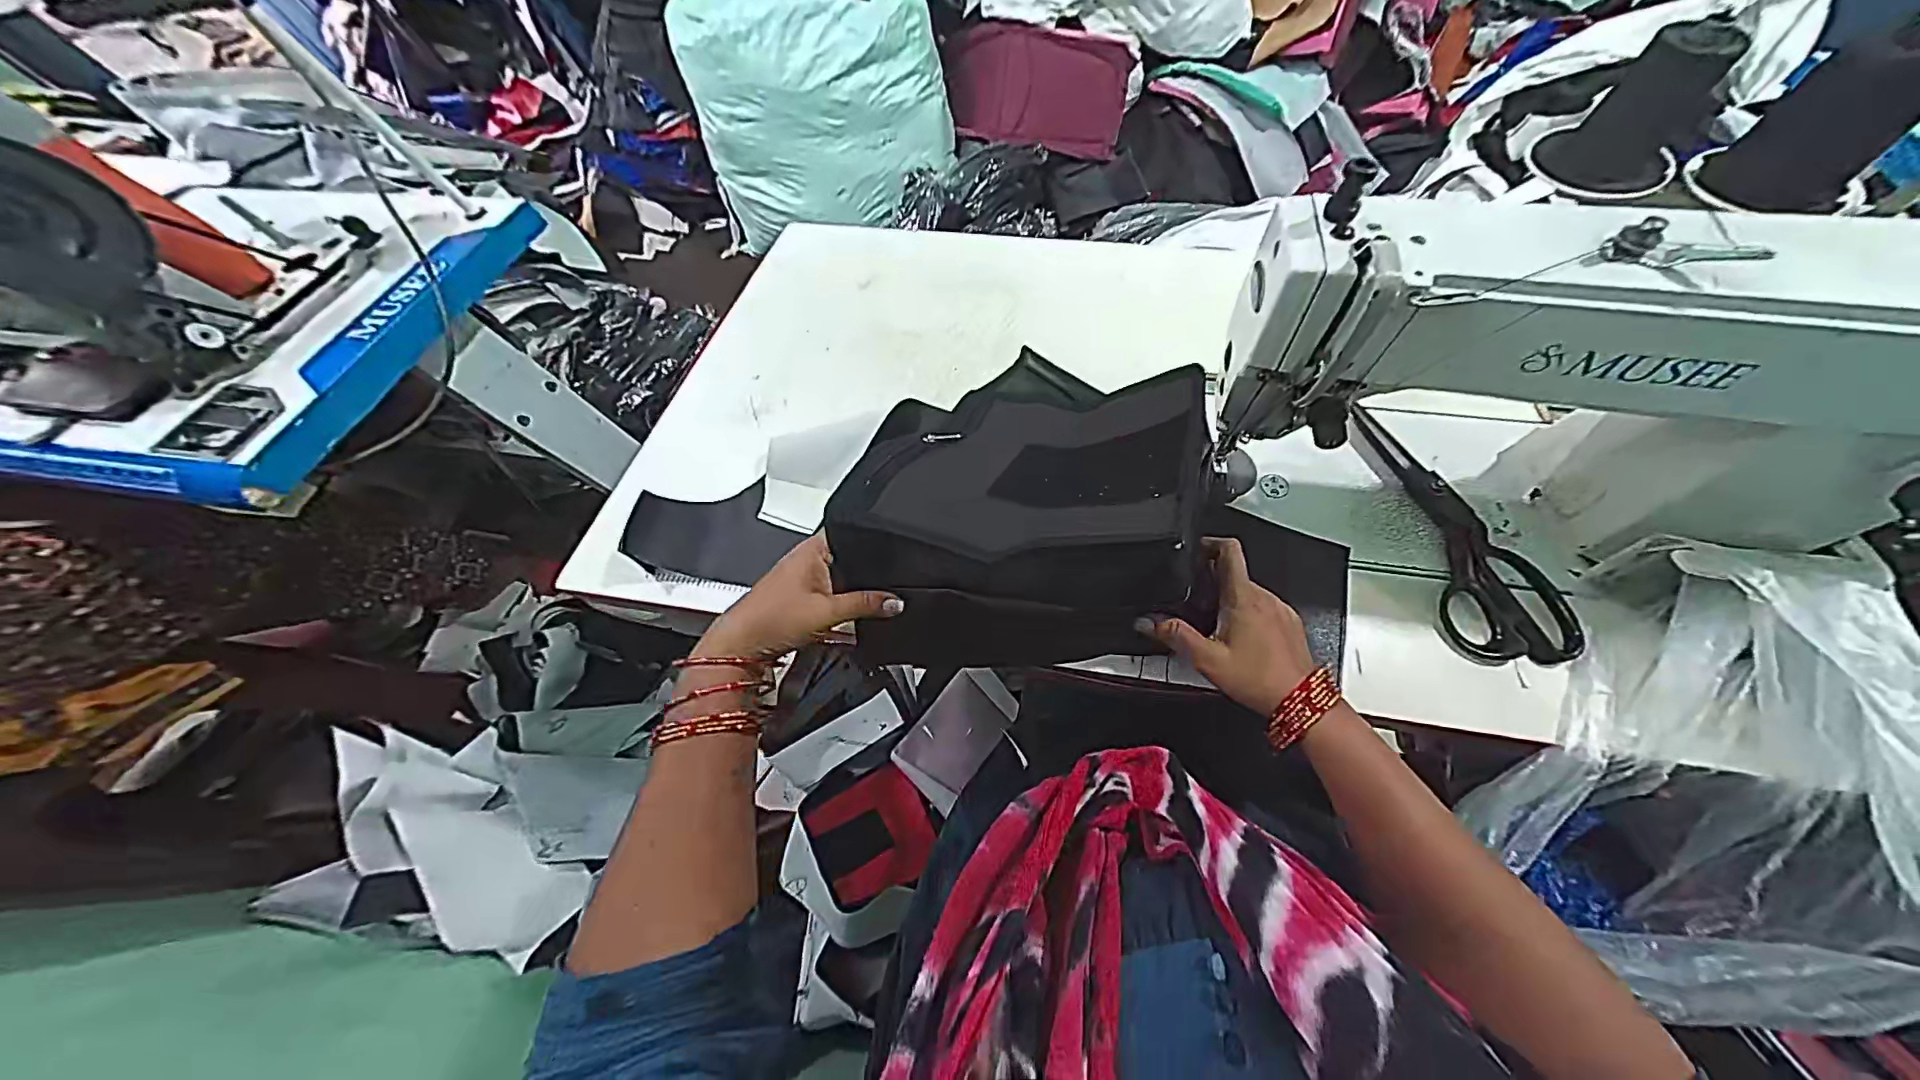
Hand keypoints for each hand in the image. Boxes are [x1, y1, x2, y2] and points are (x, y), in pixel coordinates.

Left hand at [693, 532, 902, 660]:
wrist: (741, 646)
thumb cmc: (768, 619)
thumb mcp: (829, 612)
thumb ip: (866, 604)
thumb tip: (894, 601)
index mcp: (814, 547)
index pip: (855, 537)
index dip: (873, 553)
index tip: (888, 573)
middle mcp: (808, 557)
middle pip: (851, 565)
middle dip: (862, 585)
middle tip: (858, 603)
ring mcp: (804, 577)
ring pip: (841, 586)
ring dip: (846, 603)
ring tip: (836, 618)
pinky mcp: (801, 597)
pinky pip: (831, 601)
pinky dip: (836, 614)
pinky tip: (832, 627)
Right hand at [1138, 537, 1315, 715]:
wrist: (1300, 700)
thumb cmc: (1260, 680)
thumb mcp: (1207, 659)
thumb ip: (1175, 635)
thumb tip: (1149, 622)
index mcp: (1244, 598)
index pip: (1229, 551)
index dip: (1210, 543)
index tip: (1197, 549)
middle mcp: (1265, 598)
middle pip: (1235, 573)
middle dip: (1213, 582)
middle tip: (1195, 601)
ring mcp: (1280, 609)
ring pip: (1249, 592)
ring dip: (1230, 600)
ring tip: (1216, 625)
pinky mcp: (1289, 622)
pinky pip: (1264, 607)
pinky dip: (1248, 614)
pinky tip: (1240, 639)